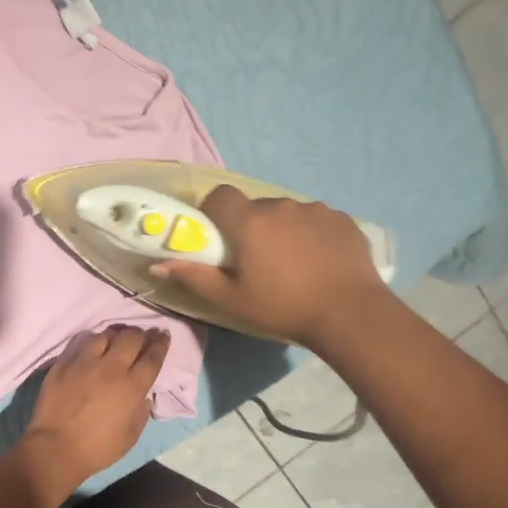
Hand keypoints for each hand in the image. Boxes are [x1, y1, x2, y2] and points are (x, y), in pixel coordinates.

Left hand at [17, 325, 169, 507]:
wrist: (56, 448)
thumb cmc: (97, 449)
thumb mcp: (130, 436)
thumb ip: (141, 412)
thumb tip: (143, 396)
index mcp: (132, 386)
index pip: (153, 356)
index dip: (161, 343)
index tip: (163, 335)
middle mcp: (111, 368)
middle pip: (131, 338)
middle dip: (141, 334)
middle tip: (141, 337)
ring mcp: (85, 363)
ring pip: (105, 335)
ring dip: (115, 335)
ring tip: (115, 340)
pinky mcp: (63, 364)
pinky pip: (81, 343)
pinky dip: (92, 342)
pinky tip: (92, 347)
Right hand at [151, 185, 390, 344]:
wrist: (348, 312)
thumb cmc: (282, 308)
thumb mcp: (231, 300)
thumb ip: (194, 277)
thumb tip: (158, 263)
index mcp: (250, 222)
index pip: (220, 195)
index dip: (213, 212)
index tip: (216, 237)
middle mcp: (281, 206)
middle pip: (254, 207)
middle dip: (248, 227)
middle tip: (252, 262)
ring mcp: (315, 209)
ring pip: (286, 213)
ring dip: (280, 231)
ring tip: (288, 265)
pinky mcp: (342, 219)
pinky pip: (314, 220)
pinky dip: (308, 235)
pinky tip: (315, 263)